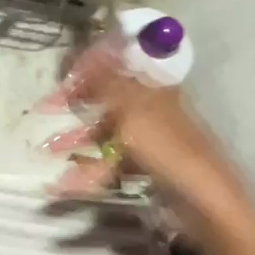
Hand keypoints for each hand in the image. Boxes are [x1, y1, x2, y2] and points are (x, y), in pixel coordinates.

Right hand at [43, 44, 241, 207]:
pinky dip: (91, 168)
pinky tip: (68, 181)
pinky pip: (114, 162)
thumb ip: (105, 81)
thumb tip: (87, 50)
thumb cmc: (168, 148)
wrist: (207, 204)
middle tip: (47, 110)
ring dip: (77, 139)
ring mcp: (152, 140)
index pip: (117, 67)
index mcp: (152, 88)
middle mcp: (152, 109)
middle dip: (76, 106)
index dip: (88, 68)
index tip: (61, 74)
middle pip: (108, 100)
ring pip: (107, 132)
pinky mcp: (150, 169)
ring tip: (47, 150)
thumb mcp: (131, 109)